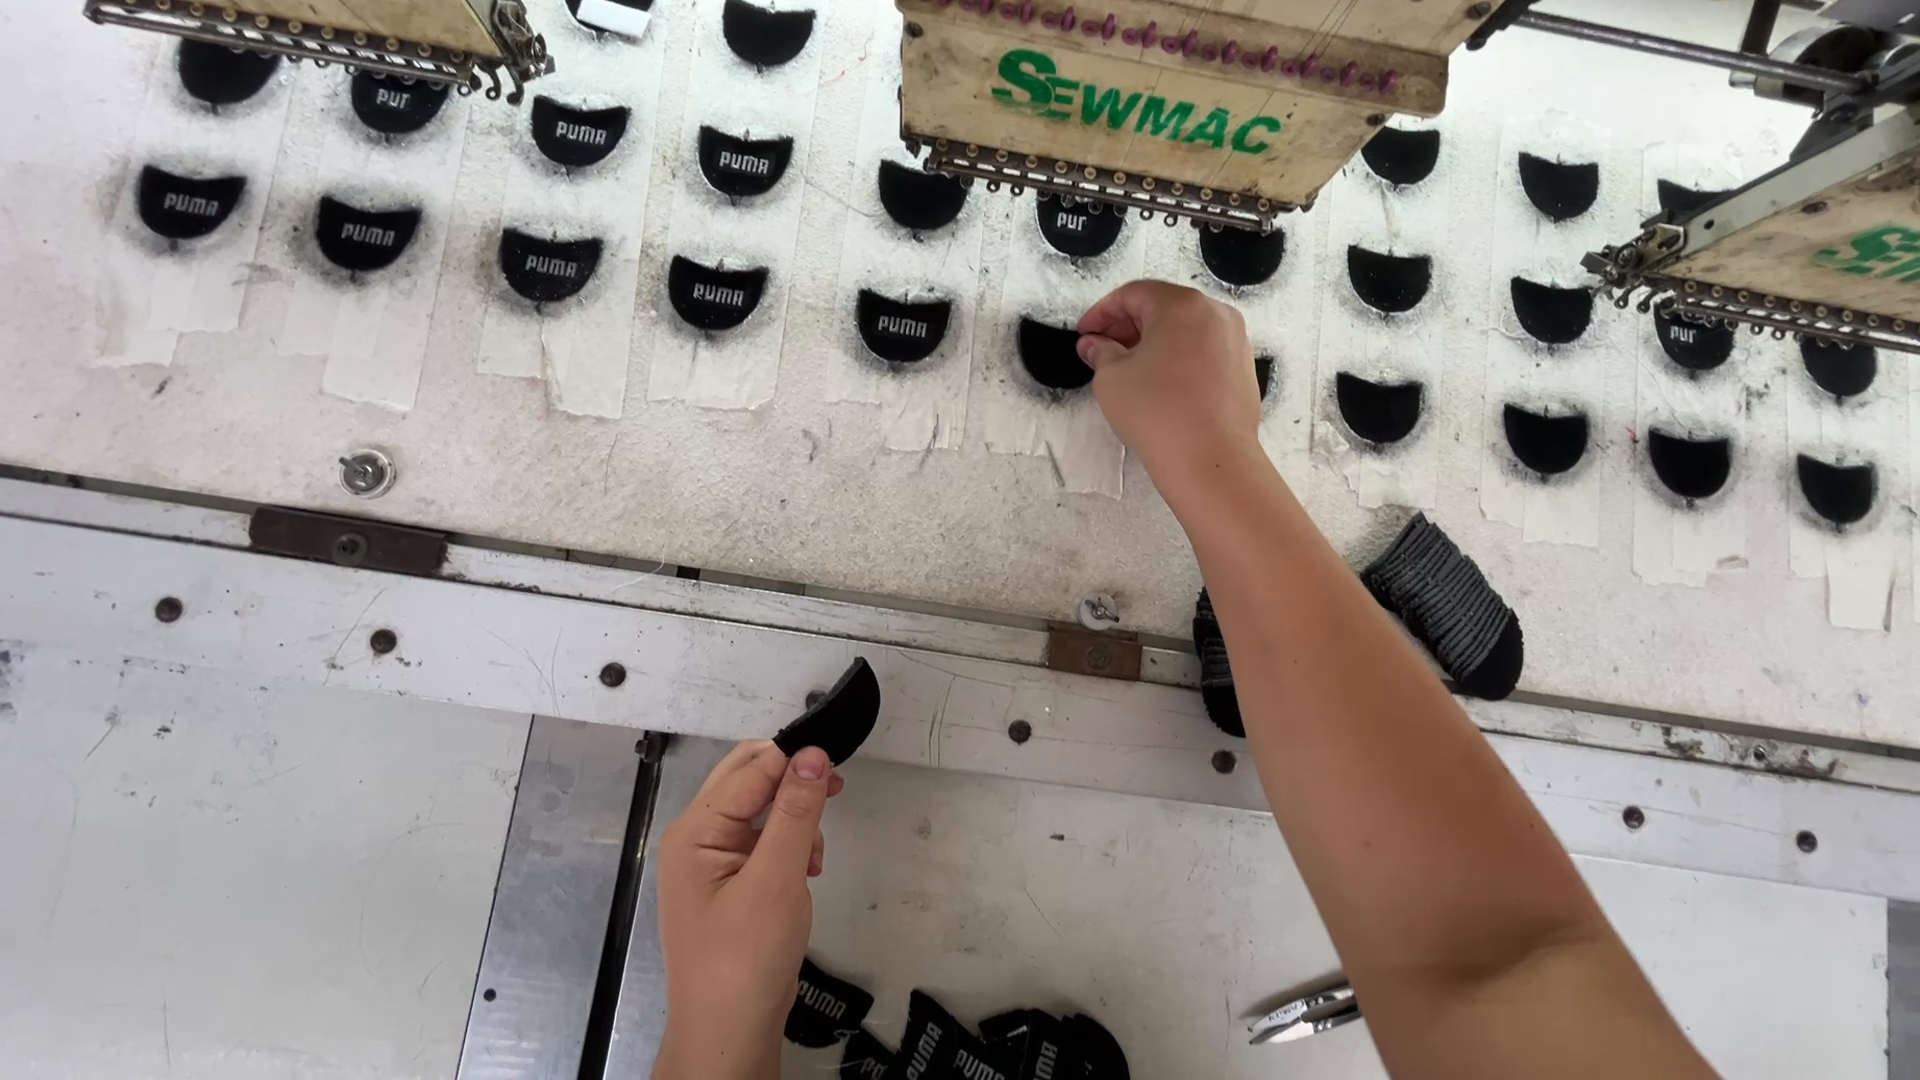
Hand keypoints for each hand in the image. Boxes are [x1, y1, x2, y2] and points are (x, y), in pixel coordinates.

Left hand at [652, 741, 844, 1079]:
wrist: (730, 1035)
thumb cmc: (746, 958)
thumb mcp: (776, 879)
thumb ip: (795, 811)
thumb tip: (813, 753)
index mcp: (695, 830)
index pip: (749, 770)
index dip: (792, 757)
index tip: (838, 756)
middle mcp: (698, 836)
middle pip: (750, 780)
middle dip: (793, 781)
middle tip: (836, 788)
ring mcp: (713, 860)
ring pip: (762, 808)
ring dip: (795, 817)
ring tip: (815, 855)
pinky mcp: (732, 880)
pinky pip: (765, 839)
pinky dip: (792, 844)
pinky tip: (807, 870)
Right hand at [1077, 281, 1263, 483]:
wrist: (1209, 459)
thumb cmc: (1158, 413)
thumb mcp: (1111, 379)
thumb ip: (1101, 353)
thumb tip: (1095, 345)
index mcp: (1182, 305)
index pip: (1133, 294)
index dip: (1102, 312)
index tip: (1085, 333)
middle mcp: (1215, 315)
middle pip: (1163, 308)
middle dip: (1127, 326)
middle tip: (1101, 350)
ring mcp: (1235, 342)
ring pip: (1185, 331)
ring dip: (1153, 343)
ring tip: (1128, 370)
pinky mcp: (1242, 370)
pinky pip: (1203, 353)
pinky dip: (1178, 359)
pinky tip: (1159, 386)